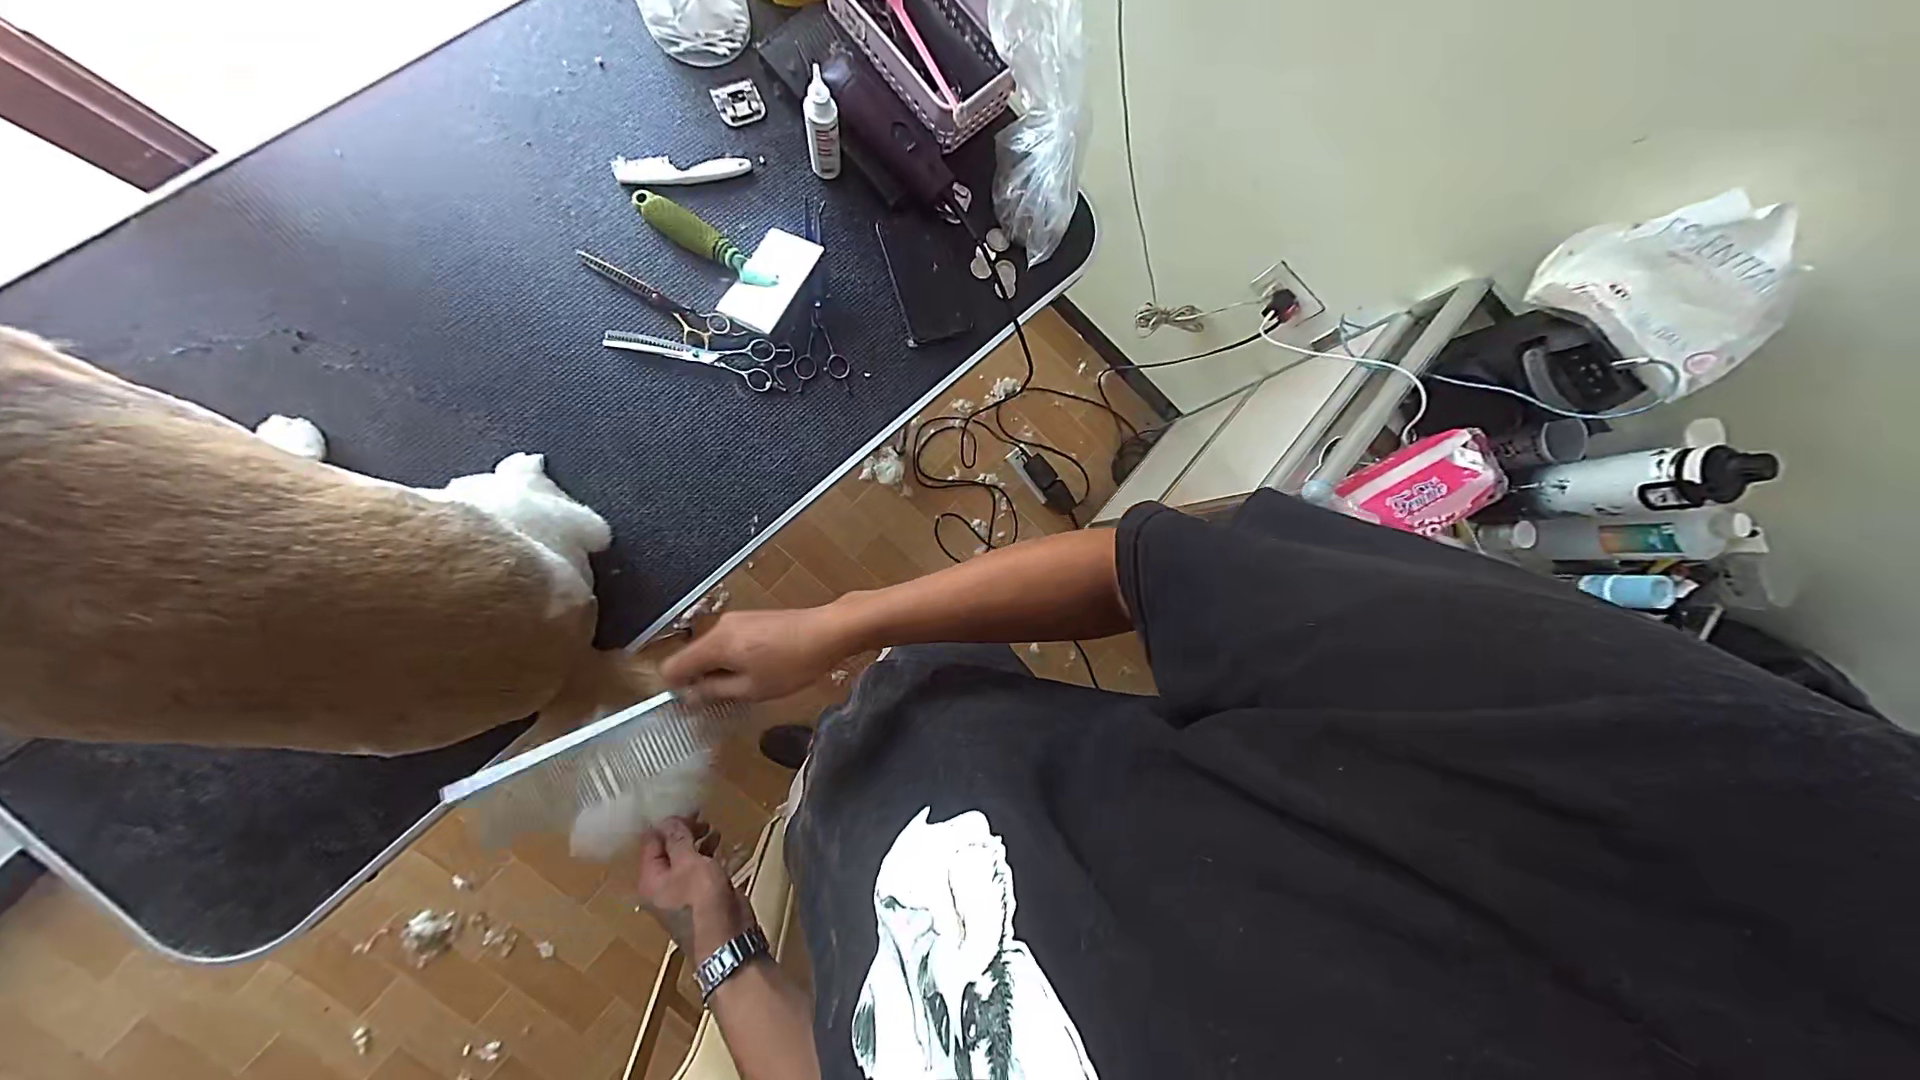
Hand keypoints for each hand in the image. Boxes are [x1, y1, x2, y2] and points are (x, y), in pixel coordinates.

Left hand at [635, 818, 751, 957]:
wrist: (725, 938)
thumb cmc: (702, 900)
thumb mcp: (689, 863)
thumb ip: (678, 839)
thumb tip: (668, 819)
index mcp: (650, 879)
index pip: (651, 842)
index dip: (667, 822)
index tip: (687, 806)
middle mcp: (661, 884)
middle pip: (668, 849)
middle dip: (683, 830)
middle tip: (702, 815)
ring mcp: (681, 890)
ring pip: (685, 858)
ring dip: (697, 840)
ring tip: (712, 827)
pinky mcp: (701, 895)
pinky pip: (700, 867)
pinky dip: (707, 853)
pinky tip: (720, 844)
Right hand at [661, 607, 853, 702]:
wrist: (828, 631)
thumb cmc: (792, 664)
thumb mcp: (752, 688)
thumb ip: (715, 692)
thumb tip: (690, 695)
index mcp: (715, 643)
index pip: (671, 666)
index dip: (677, 688)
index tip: (694, 702)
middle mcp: (720, 626)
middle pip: (692, 656)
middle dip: (703, 678)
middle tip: (728, 697)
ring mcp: (737, 618)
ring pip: (712, 648)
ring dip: (722, 668)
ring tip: (751, 681)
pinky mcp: (752, 617)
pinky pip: (730, 640)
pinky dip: (736, 656)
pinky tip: (761, 666)